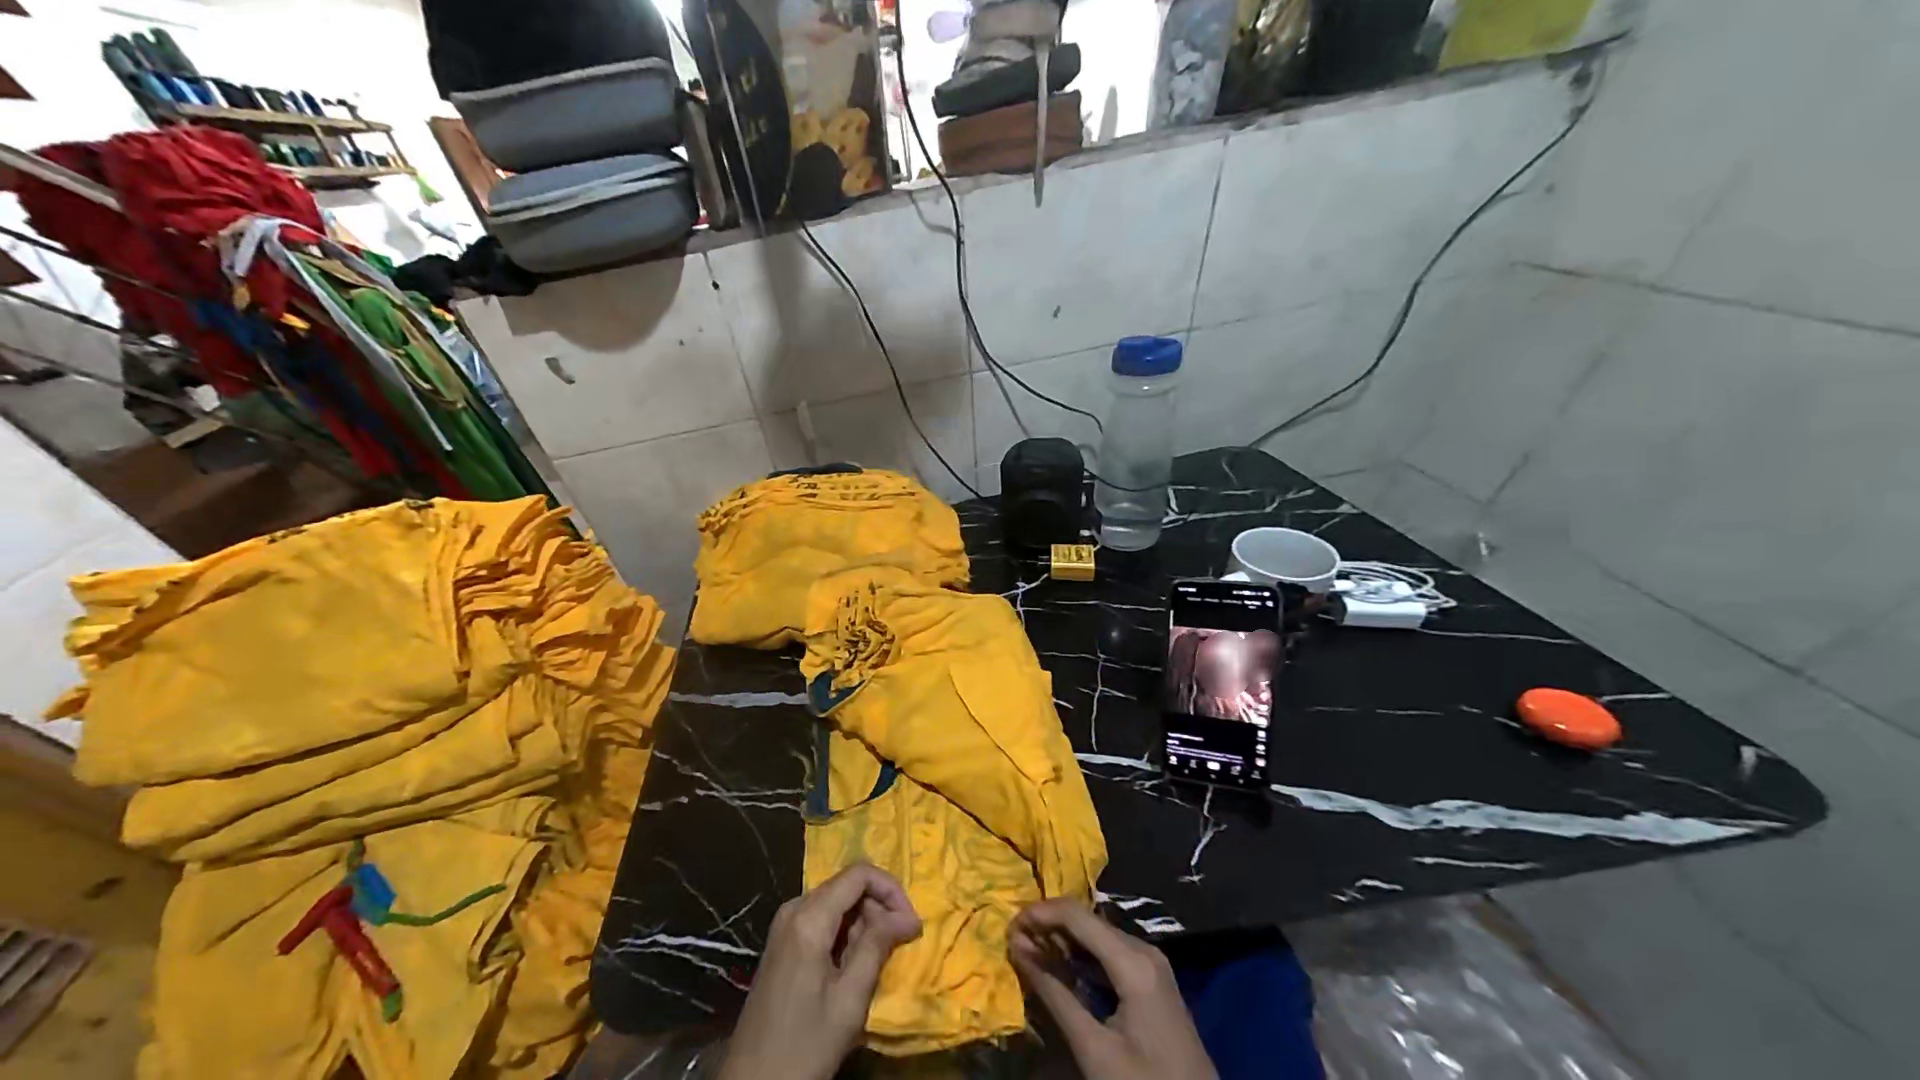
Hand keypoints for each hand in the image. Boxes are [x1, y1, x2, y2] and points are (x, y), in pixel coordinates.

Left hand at [717, 865, 921, 1079]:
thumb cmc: (805, 1045)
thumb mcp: (850, 998)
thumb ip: (877, 946)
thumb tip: (908, 916)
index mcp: (809, 918)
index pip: (859, 874)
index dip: (891, 890)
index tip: (911, 923)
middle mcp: (793, 910)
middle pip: (847, 886)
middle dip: (878, 910)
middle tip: (895, 948)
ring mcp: (784, 926)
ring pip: (837, 903)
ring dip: (863, 924)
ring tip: (874, 963)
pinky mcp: (782, 943)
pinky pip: (822, 920)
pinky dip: (845, 934)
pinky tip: (851, 967)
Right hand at [1009, 899, 1216, 1079]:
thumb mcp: (1093, 1047)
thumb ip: (1054, 993)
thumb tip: (1018, 948)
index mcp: (1133, 961)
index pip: (1076, 916)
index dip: (1039, 914)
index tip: (1007, 927)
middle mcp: (1144, 950)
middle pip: (1087, 921)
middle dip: (1048, 925)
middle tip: (1014, 942)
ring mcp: (1151, 963)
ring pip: (1097, 934)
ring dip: (1062, 940)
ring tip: (1029, 952)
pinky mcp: (1152, 979)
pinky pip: (1110, 952)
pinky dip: (1081, 955)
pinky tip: (1060, 967)